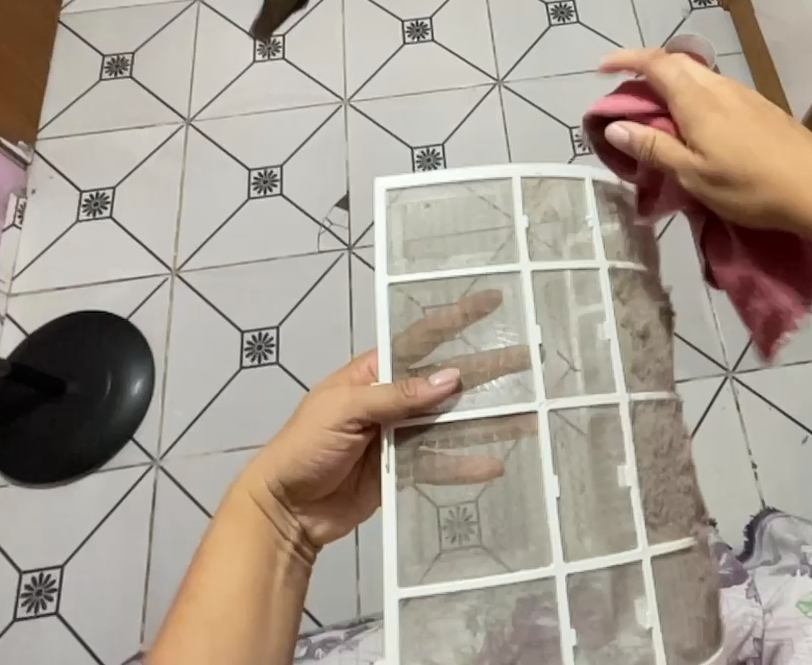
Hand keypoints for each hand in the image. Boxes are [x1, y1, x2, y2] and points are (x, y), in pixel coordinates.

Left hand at [235, 291, 534, 558]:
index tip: (493, 301)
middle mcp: (394, 399)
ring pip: (450, 422)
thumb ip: (399, 395)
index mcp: (375, 372)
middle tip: (527, 361)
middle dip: (485, 370)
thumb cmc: (305, 446)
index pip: (423, 337)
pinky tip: (494, 463)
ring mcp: (400, 435)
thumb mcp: (346, 410)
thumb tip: (453, 378)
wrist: (284, 511)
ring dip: (485, 419)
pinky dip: (465, 464)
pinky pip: (440, 462)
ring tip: (526, 416)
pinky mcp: (403, 470)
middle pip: (447, 381)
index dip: (458, 318)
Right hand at [599, 48, 811, 233]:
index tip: (602, 68)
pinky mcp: (761, 108)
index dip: (625, 60)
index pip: (654, 63)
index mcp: (697, 99)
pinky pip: (715, 88)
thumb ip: (653, 148)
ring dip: (670, 82)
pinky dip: (692, 94)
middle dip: (645, 69)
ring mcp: (744, 95)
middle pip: (676, 62)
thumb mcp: (693, 175)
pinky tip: (696, 122)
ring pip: (698, 74)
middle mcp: (719, 86)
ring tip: (656, 109)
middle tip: (625, 92)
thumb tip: (615, 125)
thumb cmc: (751, 186)